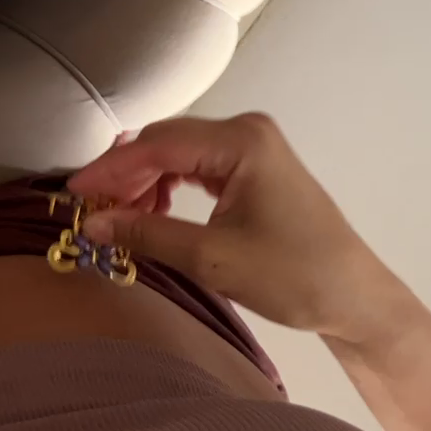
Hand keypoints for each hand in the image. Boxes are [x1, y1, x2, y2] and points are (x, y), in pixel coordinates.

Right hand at [68, 114, 413, 345]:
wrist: (358, 301)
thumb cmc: (293, 277)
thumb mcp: (212, 258)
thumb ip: (146, 234)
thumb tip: (89, 226)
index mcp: (241, 140)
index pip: (157, 145)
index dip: (110, 169)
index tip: (73, 193)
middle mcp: (244, 129)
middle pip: (163, 142)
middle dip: (123, 175)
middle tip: (91, 210)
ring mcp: (249, 144)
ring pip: (174, 152)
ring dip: (142, 181)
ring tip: (120, 216)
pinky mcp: (250, 163)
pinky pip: (192, 163)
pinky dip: (165, 184)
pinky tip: (152, 209)